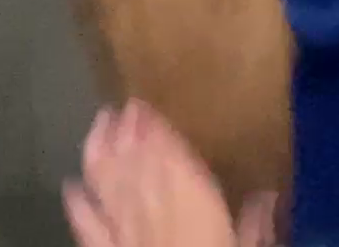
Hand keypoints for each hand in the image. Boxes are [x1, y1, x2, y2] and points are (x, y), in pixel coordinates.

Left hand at [63, 101, 277, 246]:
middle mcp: (155, 216)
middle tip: (118, 107)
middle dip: (127, 136)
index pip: (171, 161)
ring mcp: (127, 239)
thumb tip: (268, 192)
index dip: (156, 132)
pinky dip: (79, 210)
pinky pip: (91, 233)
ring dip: (102, 160)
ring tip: (95, 129)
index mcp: (194, 208)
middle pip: (138, 170)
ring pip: (112, 193)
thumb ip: (255, 223)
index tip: (143, 105)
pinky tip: (70, 187)